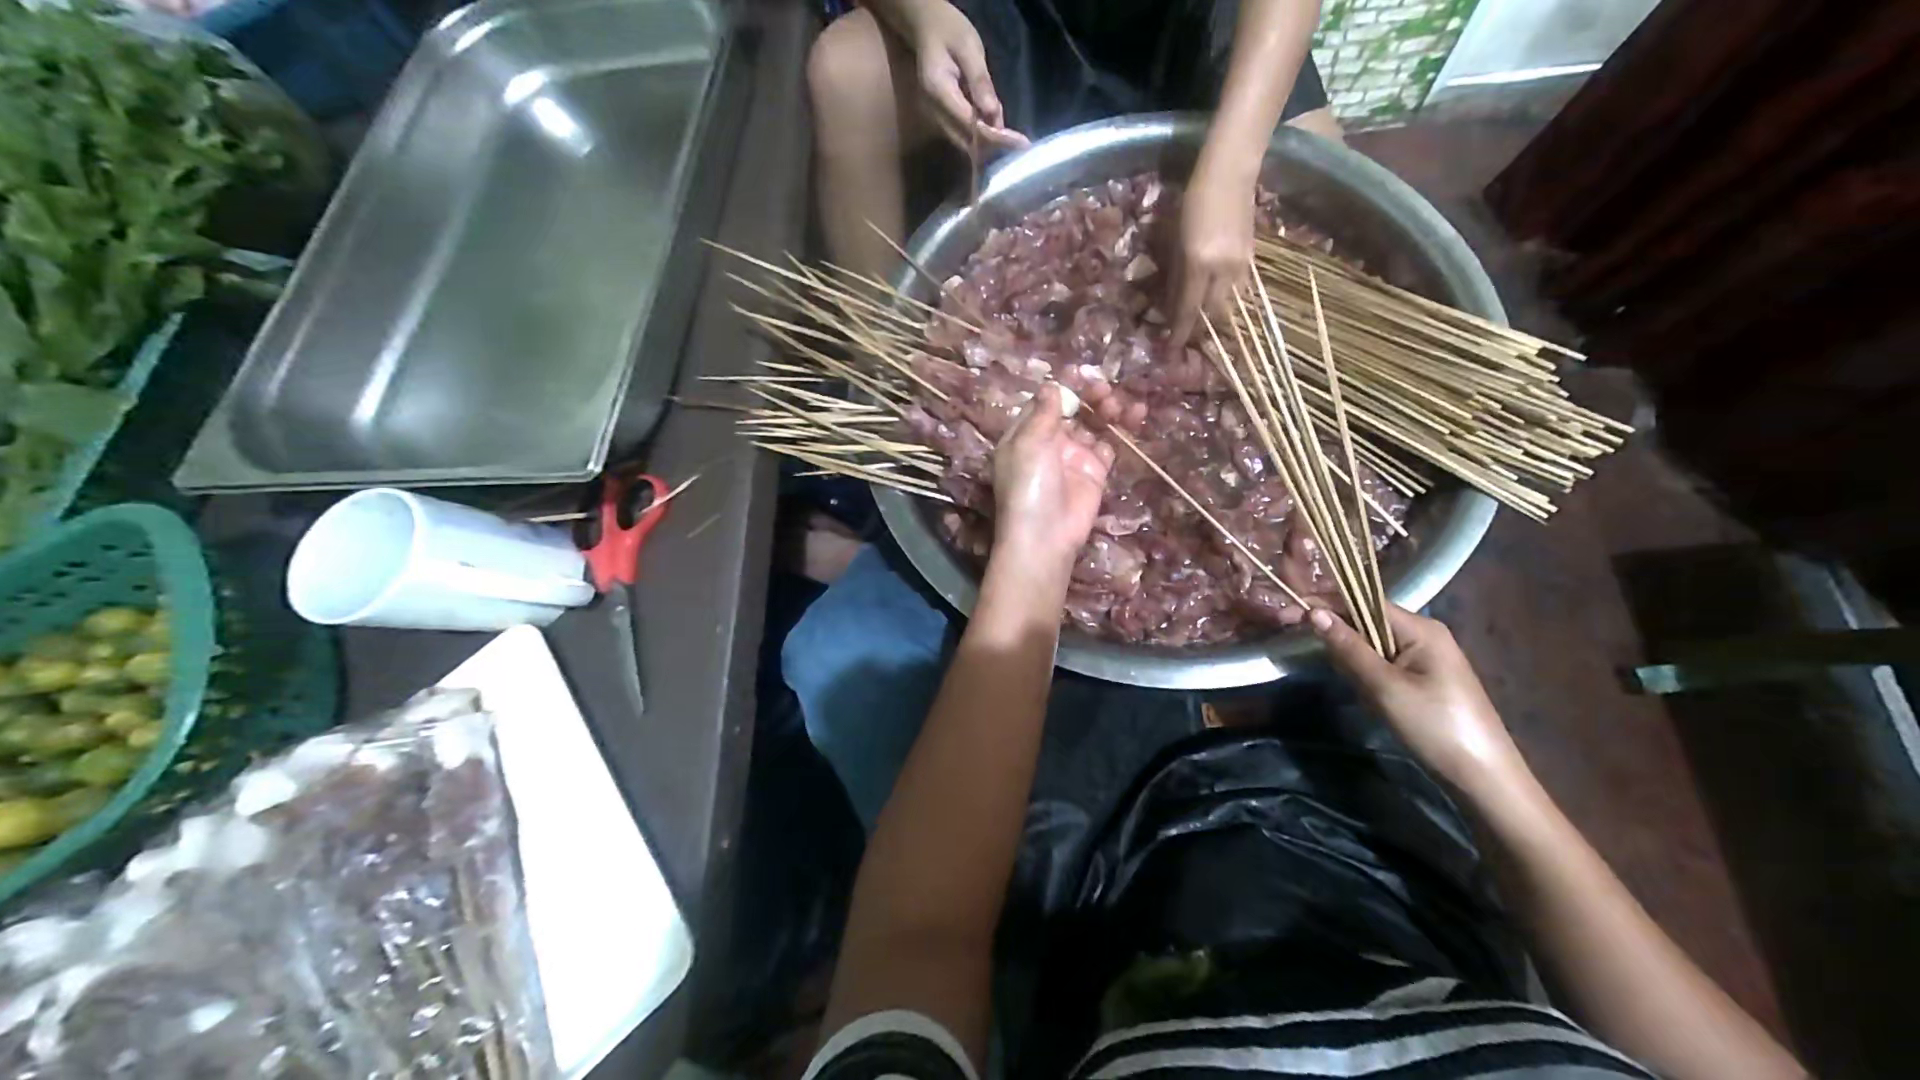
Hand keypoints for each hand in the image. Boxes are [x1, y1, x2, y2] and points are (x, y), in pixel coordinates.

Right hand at [888, 0, 1028, 153]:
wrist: (926, 27)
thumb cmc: (948, 30)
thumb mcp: (968, 47)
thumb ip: (979, 81)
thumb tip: (992, 114)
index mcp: (939, 93)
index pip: (970, 126)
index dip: (995, 137)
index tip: (1020, 143)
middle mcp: (935, 113)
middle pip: (967, 142)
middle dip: (995, 145)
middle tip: (1021, 144)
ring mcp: (938, 117)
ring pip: (967, 142)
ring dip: (991, 142)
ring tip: (1014, 137)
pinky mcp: (944, 117)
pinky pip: (965, 133)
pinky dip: (984, 134)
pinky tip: (999, 126)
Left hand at [991, 384, 1113, 575]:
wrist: (1044, 535)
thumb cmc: (1028, 484)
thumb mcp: (1028, 442)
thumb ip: (1044, 413)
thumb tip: (1052, 385)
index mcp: (1025, 434)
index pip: (1045, 403)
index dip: (1063, 387)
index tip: (1081, 373)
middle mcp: (1049, 443)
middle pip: (1072, 410)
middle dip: (1088, 396)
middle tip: (1103, 390)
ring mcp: (1073, 457)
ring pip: (1093, 424)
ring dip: (1106, 409)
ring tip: (1118, 404)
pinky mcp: (1095, 472)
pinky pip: (1110, 444)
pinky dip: (1121, 429)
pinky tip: (1134, 415)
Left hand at [1168, 160, 1255, 348]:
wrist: (1230, 173)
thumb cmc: (1192, 202)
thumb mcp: (1174, 241)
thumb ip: (1174, 276)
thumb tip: (1170, 307)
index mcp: (1199, 263)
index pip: (1188, 309)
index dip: (1179, 332)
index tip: (1171, 349)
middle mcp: (1223, 269)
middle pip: (1212, 315)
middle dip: (1199, 332)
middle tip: (1186, 342)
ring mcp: (1241, 264)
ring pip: (1230, 306)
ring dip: (1215, 322)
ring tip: (1202, 331)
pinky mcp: (1252, 258)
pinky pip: (1240, 292)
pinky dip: (1227, 305)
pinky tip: (1219, 308)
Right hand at [1310, 604, 1532, 797]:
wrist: (1483, 776)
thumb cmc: (1434, 725)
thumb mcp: (1384, 686)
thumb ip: (1348, 648)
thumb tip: (1314, 613)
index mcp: (1420, 628)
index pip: (1363, 601)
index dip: (1324, 603)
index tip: (1286, 614)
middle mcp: (1425, 634)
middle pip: (1366, 619)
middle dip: (1335, 631)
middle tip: (1296, 640)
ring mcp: (1427, 657)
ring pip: (1372, 642)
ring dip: (1351, 656)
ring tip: (1342, 678)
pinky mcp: (1425, 678)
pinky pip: (1384, 661)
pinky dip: (1365, 671)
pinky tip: (1362, 690)